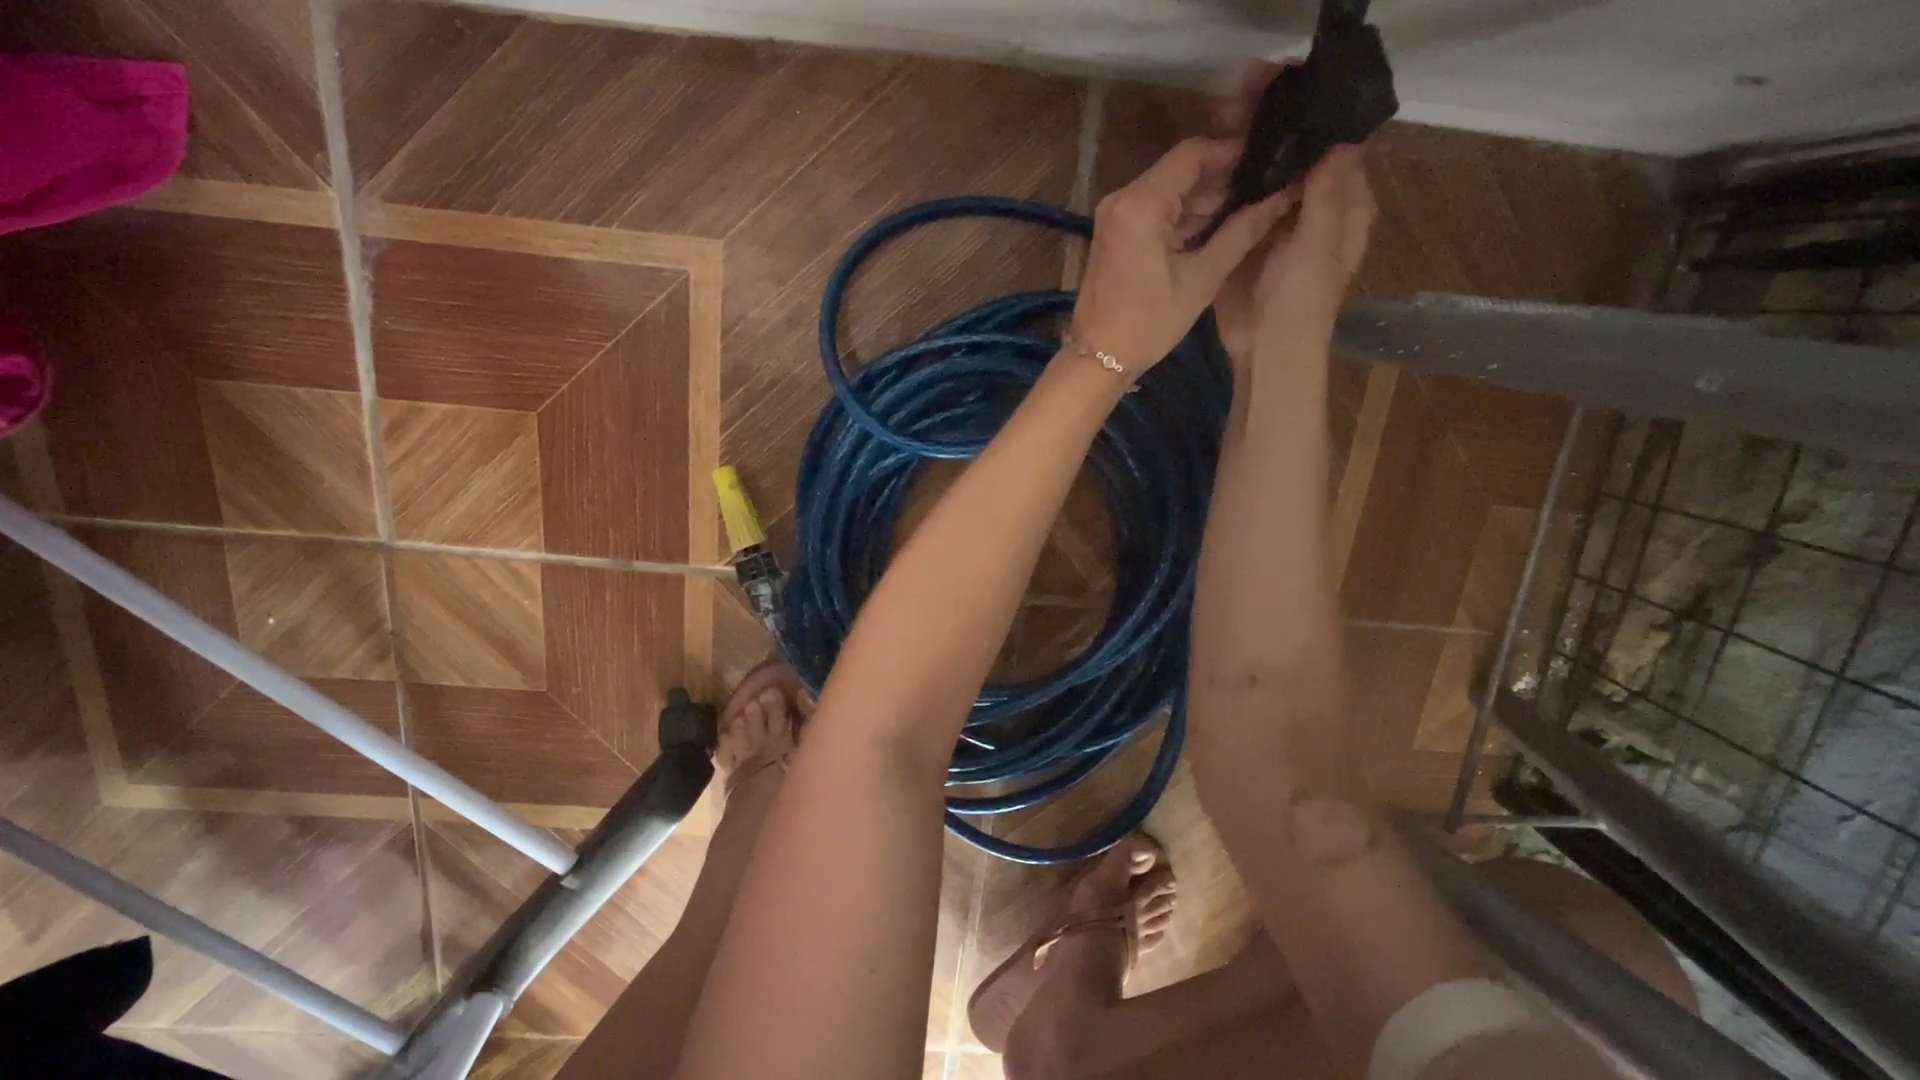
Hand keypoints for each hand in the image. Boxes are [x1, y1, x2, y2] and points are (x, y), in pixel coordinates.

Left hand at [1070, 137, 1291, 377]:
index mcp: (1141, 204)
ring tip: (1248, 210)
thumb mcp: (1202, 278)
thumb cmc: (1150, 323)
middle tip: (1264, 190)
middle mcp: (1123, 198)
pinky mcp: (1116, 230)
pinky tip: (1216, 228)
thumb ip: (1242, 231)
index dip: (1232, 152)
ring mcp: (1116, 214)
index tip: (1267, 160)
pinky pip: (1155, 209)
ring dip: (1205, 199)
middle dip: (1222, 179)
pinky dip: (1184, 215)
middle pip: (1180, 169)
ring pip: (1169, 189)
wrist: (1099, 356)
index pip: (1192, 153)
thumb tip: (1283, 196)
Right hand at [1210, 61, 1376, 370]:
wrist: (1264, 349)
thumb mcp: (1320, 243)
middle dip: (1272, 128)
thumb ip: (1328, 192)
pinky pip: (1235, 202)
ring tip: (1221, 116)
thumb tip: (1341, 134)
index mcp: (1342, 207)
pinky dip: (1224, 183)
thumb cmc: (1302, 300)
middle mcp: (1310, 208)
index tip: (1284, 87)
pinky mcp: (1240, 239)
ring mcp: (1274, 222)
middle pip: (1295, 156)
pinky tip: (1207, 162)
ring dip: (1245, 150)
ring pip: (1263, 175)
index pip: (1334, 148)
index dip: (1314, 117)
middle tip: (1241, 94)